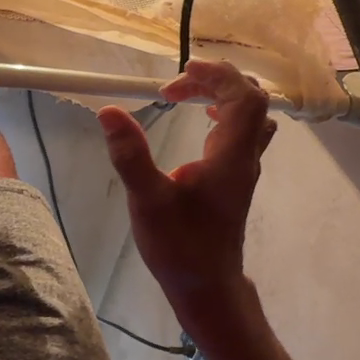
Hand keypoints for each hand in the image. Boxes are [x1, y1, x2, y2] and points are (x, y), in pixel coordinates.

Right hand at [98, 61, 276, 317]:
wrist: (207, 285)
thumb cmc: (180, 246)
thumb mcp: (147, 199)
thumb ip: (130, 154)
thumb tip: (108, 111)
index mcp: (231, 155)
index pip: (242, 97)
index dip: (216, 76)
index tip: (179, 74)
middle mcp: (245, 157)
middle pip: (250, 100)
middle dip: (215, 82)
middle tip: (176, 86)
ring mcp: (244, 169)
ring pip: (250, 117)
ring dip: (223, 97)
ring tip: (189, 97)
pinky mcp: (236, 181)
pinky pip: (242, 134)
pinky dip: (224, 117)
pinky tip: (200, 125)